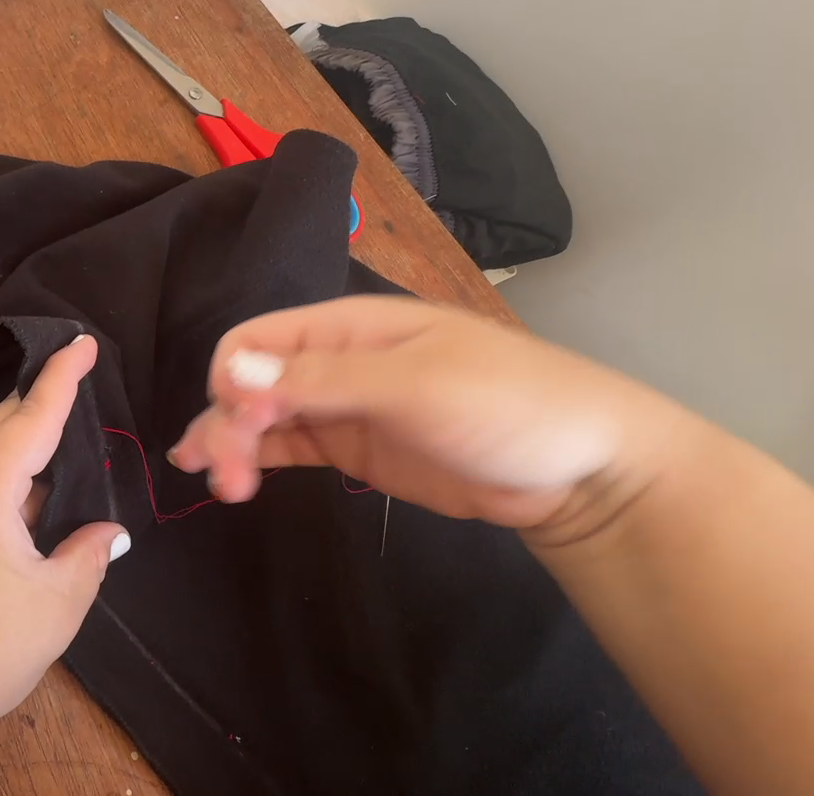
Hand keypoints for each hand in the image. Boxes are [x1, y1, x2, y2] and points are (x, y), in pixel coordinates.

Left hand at [0, 335, 129, 743]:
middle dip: (45, 399)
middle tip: (88, 388)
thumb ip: (87, 554)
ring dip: (26, 434)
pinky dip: (9, 465)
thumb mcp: (55, 604)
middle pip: (4, 419)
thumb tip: (108, 530)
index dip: (63, 377)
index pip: (33, 415)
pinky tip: (37, 489)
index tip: (84, 341)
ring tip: (72, 438)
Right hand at [168, 296, 691, 534]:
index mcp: (342, 328)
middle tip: (227, 478)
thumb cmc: (510, 405)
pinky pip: (284, 445)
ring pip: (257, 417)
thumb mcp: (416, 384)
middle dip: (227, 424)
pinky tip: (230, 480)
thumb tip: (230, 373)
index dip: (231, 379)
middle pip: (247, 383)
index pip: (254, 341)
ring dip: (230, 444)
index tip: (240, 425)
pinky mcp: (348, 447)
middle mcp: (328, 361)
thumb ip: (321, 377)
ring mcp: (337, 406)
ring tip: (222, 485)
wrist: (591, 474)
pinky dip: (253, 458)